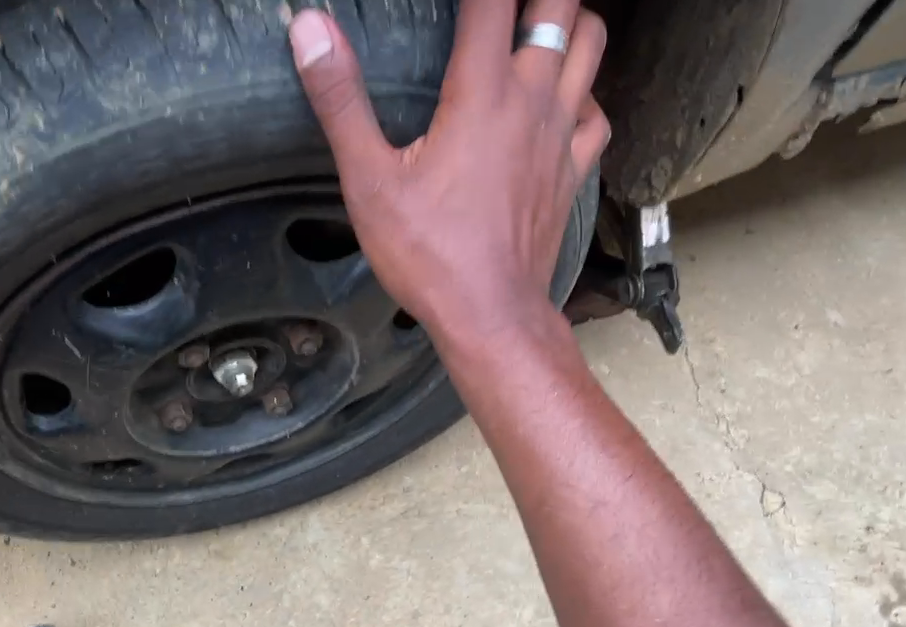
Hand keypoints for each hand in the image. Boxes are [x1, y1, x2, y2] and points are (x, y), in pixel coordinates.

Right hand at [288, 0, 607, 341]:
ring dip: (569, 21)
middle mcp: (532, 100)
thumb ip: (342, 102)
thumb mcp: (371, 183)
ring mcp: (560, 136)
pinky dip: (584, 93)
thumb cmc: (429, 255)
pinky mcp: (572, 173)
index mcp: (482, 92)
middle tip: (500, 9)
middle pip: (559, 4)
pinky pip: (596, 112)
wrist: (490, 316)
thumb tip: (309, 28)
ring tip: (537, 26)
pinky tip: (560, 104)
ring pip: (590, 44)